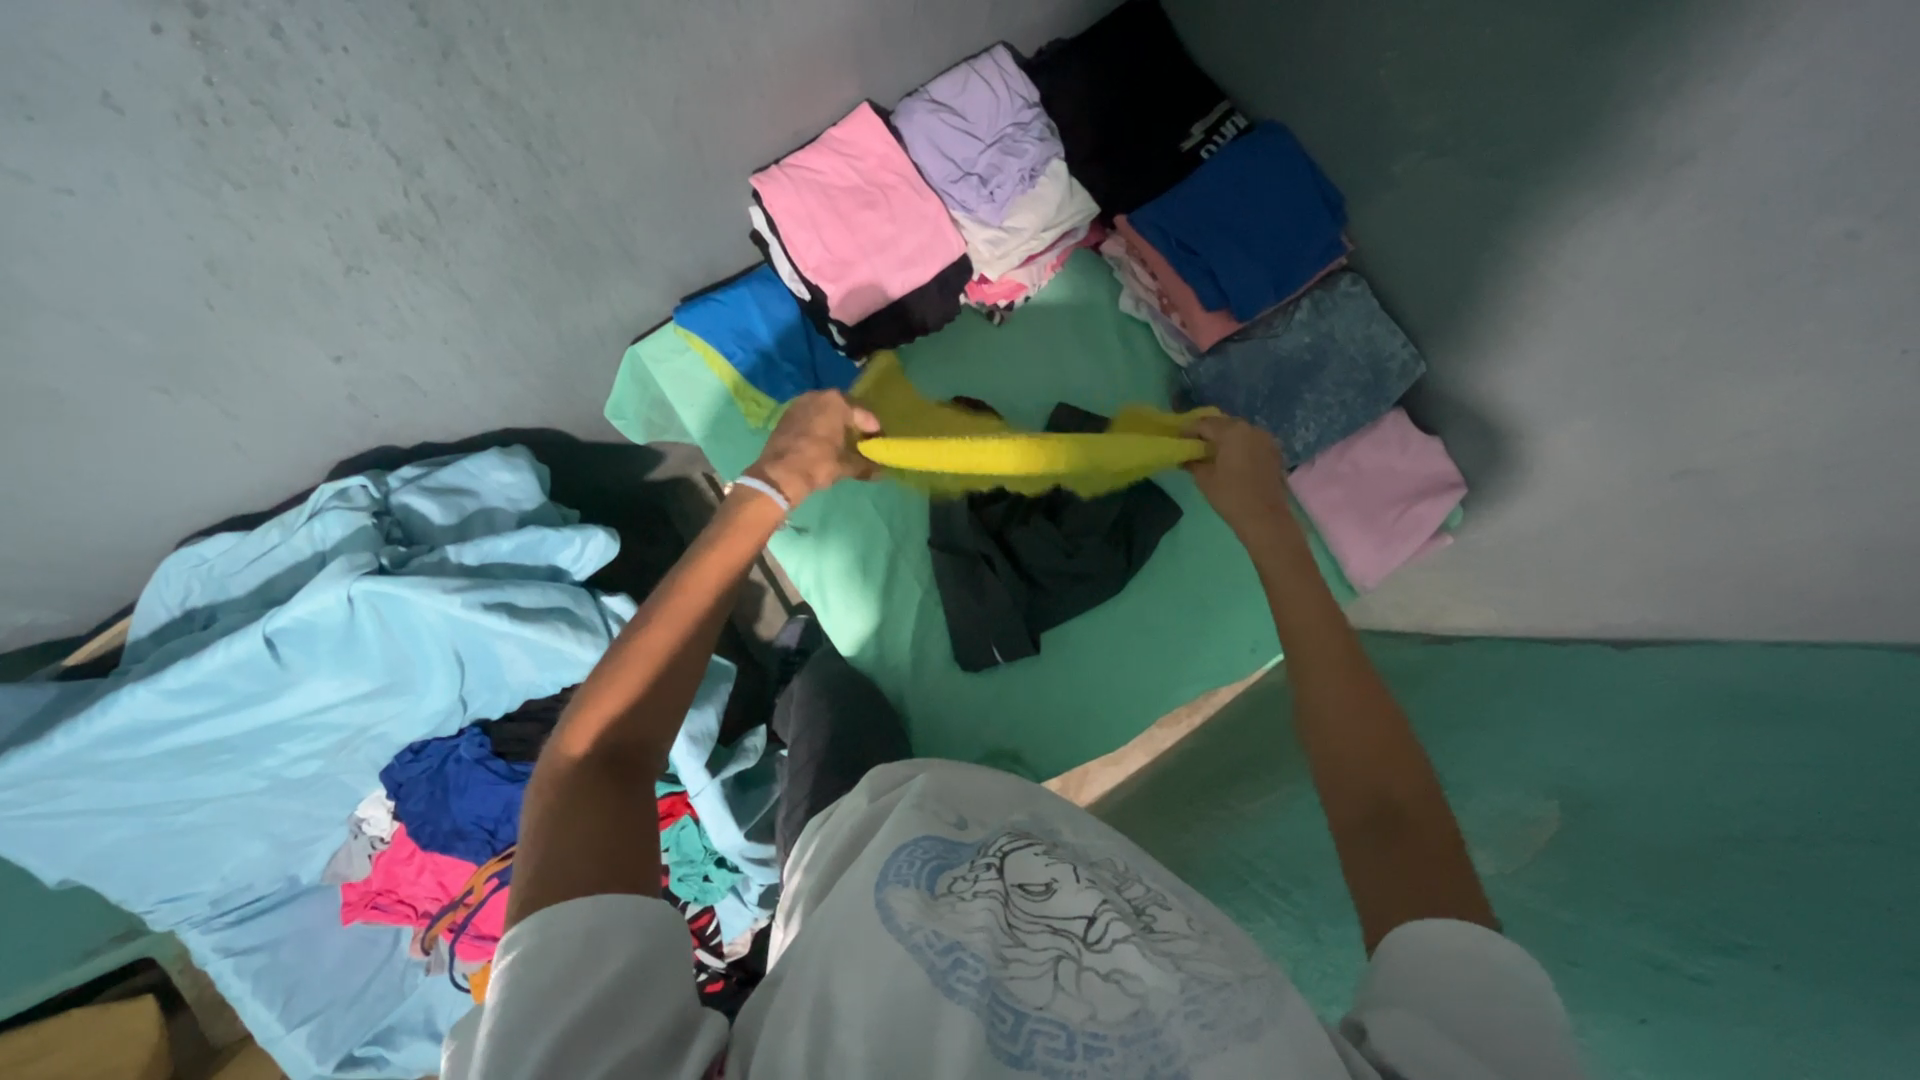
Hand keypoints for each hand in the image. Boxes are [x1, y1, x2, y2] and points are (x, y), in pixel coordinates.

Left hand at [744, 390, 881, 507]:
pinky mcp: (787, 415)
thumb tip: (881, 472)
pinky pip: (811, 417)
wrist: (778, 475)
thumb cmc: (817, 464)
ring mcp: (800, 403)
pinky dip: (819, 426)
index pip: (864, 415)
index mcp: (837, 402)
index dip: (874, 430)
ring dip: (835, 424)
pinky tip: (823, 442)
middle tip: (862, 441)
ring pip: (825, 411)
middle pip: (844, 409)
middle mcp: (819, 395)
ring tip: (843, 442)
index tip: (879, 443)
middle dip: (854, 424)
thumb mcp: (846, 466)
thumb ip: (866, 465)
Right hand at [1185, 414, 1293, 539]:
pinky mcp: (1274, 451)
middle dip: (1208, 432)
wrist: (1265, 517)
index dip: (1188, 430)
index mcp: (1231, 431)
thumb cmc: (1230, 496)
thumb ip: (1193, 462)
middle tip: (1194, 444)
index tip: (1178, 438)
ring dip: (1224, 438)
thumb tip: (1185, 457)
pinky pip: (1251, 441)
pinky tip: (1231, 458)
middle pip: (1223, 424)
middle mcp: (1250, 428)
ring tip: (1212, 451)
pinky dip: (1239, 445)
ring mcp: (1265, 438)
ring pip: (1239, 431)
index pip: (1204, 424)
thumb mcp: (1204, 478)